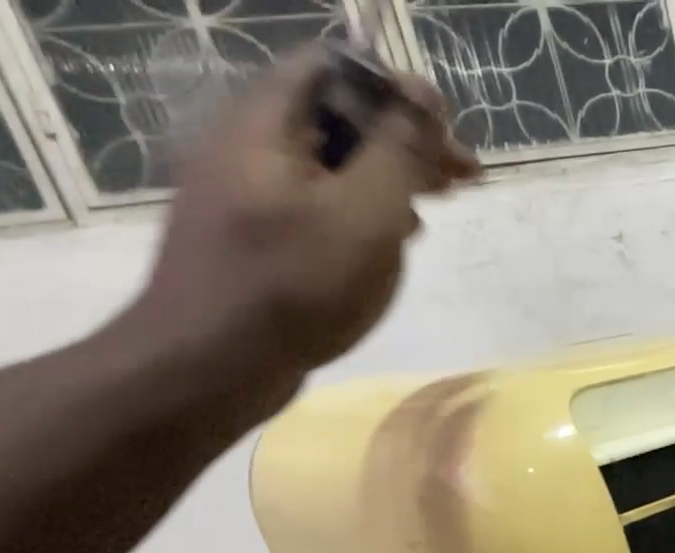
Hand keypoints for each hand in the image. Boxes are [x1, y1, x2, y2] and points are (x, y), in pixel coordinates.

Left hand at [121, 46, 480, 384]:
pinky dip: (366, 206)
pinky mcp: (258, 233)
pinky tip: (397, 238)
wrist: (210, 363)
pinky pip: (321, 199)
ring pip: (334, 160)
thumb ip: (397, 150)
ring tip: (440, 205)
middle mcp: (251, 144)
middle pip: (339, 114)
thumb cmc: (295, 286)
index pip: (334, 68)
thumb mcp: (364, 215)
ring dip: (393, 174)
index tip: (448, 131)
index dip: (397, 89)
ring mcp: (250, 190)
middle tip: (464, 176)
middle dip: (406, 137)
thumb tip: (420, 93)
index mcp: (266, 125)